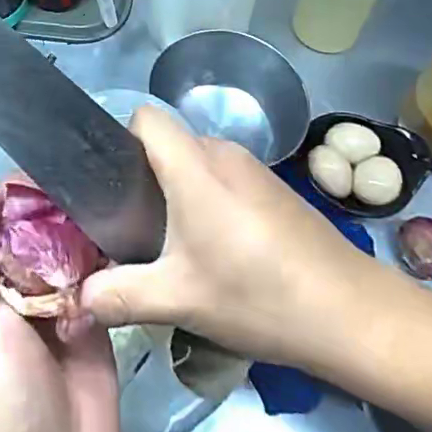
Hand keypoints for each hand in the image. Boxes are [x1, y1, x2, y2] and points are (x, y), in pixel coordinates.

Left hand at [0, 182, 117, 431]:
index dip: (15, 190)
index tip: (45, 160)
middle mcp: (18, 283)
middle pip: (36, 228)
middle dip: (56, 202)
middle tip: (89, 170)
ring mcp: (59, 300)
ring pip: (70, 246)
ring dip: (85, 224)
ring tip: (111, 189)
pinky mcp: (96, 317)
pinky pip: (101, 276)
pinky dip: (108, 254)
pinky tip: (124, 227)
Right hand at [79, 107, 385, 372]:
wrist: (354, 314)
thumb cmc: (258, 295)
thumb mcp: (178, 301)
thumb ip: (118, 295)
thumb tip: (77, 299)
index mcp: (194, 165)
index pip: (145, 117)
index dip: (122, 140)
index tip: (113, 185)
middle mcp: (223, 153)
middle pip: (168, 144)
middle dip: (145, 178)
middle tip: (135, 229)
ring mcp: (254, 168)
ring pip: (197, 162)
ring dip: (179, 192)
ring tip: (177, 245)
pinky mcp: (275, 188)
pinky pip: (224, 178)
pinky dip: (210, 201)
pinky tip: (220, 251)